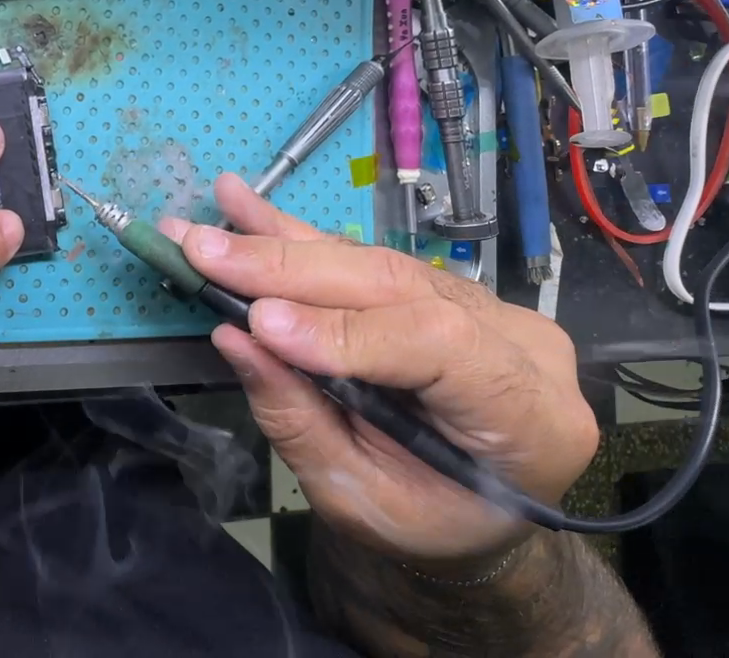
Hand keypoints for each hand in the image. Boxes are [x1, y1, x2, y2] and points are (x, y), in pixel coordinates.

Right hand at [160, 176, 597, 563]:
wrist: (468, 516)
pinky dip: (290, 233)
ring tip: (205, 228)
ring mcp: (478, 305)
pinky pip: (357, 255)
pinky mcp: (433, 286)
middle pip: (393, 284)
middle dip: (286, 269)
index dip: (344, 329)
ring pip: (367, 260)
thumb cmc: (423, 522)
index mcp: (526, 417)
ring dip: (275, 243)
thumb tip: (233, 338)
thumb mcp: (360, 498)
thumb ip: (299, 420)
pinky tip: (241, 206)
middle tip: (203, 252)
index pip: (438, 346)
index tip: (259, 322)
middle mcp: (514, 342)